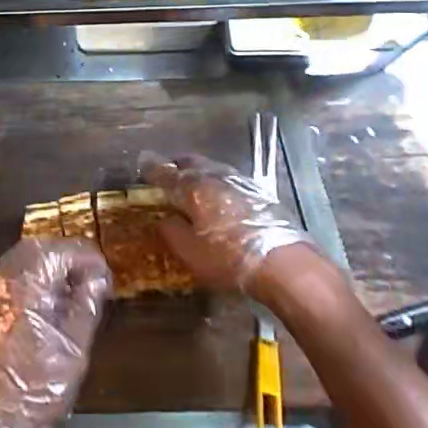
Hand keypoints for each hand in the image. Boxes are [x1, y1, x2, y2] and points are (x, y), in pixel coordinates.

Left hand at [0, 237, 112, 427]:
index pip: (61, 250)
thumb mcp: (71, 352)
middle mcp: (0, 278)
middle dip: (66, 260)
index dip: (87, 257)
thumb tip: (97, 280)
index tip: (104, 276)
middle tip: (88, 282)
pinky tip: (41, 312)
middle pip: (38, 250)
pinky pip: (6, 284)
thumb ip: (86, 307)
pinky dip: (28, 287)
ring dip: (46, 273)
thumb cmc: (29, 391)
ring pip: (20, 265)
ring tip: (68, 298)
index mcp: (26, 283)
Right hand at [143, 153, 315, 292]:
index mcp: (194, 187)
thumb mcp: (190, 253)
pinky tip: (218, 196)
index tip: (143, 164)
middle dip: (178, 164)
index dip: (152, 169)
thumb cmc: (229, 258)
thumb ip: (171, 231)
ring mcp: (240, 183)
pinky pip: (229, 180)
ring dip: (200, 172)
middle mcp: (216, 177)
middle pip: (192, 163)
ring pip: (213, 169)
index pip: (166, 173)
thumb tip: (164, 218)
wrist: (285, 264)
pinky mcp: (260, 195)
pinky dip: (217, 183)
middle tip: (168, 170)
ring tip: (192, 182)